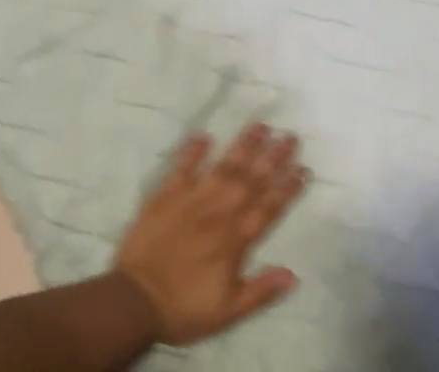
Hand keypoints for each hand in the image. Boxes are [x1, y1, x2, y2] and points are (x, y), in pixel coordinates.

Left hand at [113, 123, 309, 346]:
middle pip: (251, 180)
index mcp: (236, 240)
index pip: (268, 208)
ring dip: (243, 146)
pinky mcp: (166, 196)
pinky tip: (205, 135)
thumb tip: (294, 275)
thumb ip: (261, 291)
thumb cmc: (184, 308)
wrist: (135, 301)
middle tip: (290, 136)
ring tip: (260, 126)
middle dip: (273, 158)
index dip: (287, 188)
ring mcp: (192, 201)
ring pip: (224, 167)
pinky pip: (182, 168)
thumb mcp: (228, 311)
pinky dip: (193, 151)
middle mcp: (219, 213)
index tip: (304, 169)